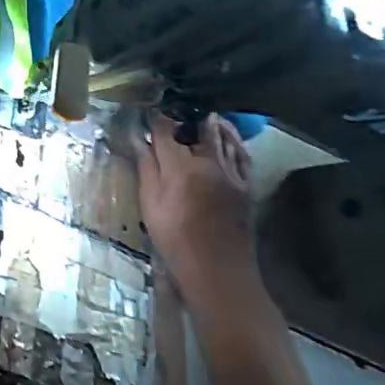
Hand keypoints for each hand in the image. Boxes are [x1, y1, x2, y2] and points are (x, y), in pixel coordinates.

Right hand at [136, 113, 257, 297]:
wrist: (218, 270)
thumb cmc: (175, 239)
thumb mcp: (150, 204)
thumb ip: (146, 168)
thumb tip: (139, 141)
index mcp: (181, 168)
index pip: (166, 133)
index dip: (156, 121)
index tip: (148, 114)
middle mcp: (209, 163)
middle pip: (198, 130)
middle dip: (185, 119)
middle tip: (174, 114)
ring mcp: (232, 173)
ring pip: (224, 138)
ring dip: (212, 124)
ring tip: (203, 116)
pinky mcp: (246, 185)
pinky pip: (241, 154)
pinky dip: (234, 141)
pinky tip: (227, 137)